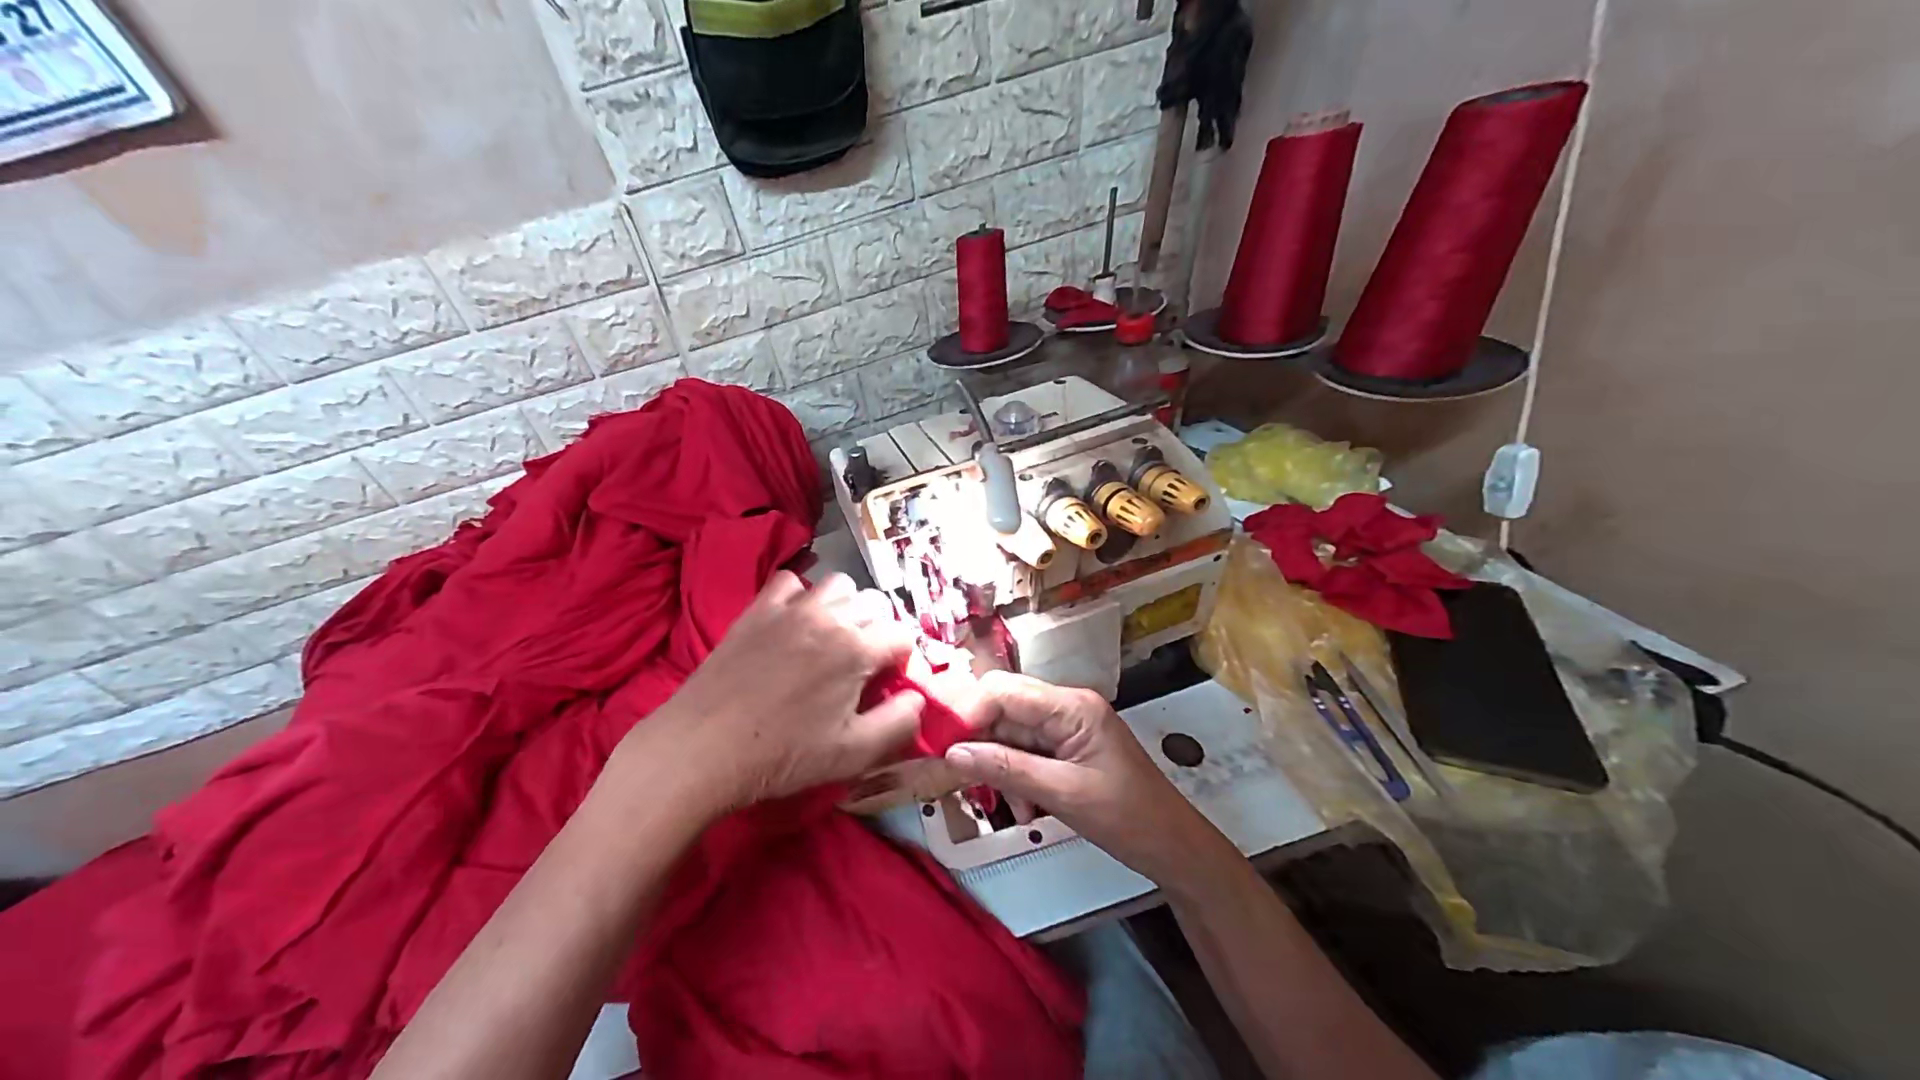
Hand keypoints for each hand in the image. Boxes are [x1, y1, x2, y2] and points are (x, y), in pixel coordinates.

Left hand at [632, 571, 925, 811]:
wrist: (702, 748)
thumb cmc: (782, 755)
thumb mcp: (853, 754)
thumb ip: (899, 722)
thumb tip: (917, 699)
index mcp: (857, 649)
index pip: (902, 635)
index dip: (900, 660)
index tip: (884, 685)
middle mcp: (829, 617)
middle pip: (874, 605)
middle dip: (877, 631)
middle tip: (858, 667)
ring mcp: (790, 608)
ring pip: (837, 585)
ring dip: (844, 608)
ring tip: (830, 640)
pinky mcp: (756, 610)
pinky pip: (790, 582)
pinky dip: (800, 596)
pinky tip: (793, 624)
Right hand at [942, 671, 1234, 886]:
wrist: (1173, 846)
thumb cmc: (1128, 817)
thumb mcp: (1063, 794)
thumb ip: (1006, 769)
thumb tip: (952, 753)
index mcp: (1072, 706)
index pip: (1004, 690)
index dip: (968, 711)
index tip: (941, 743)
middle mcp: (1066, 707)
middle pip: (1004, 710)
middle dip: (982, 745)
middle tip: (959, 777)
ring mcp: (1067, 727)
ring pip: (1010, 735)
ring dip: (1001, 770)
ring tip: (1015, 808)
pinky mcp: (1067, 748)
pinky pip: (1026, 754)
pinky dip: (1018, 779)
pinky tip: (1028, 810)